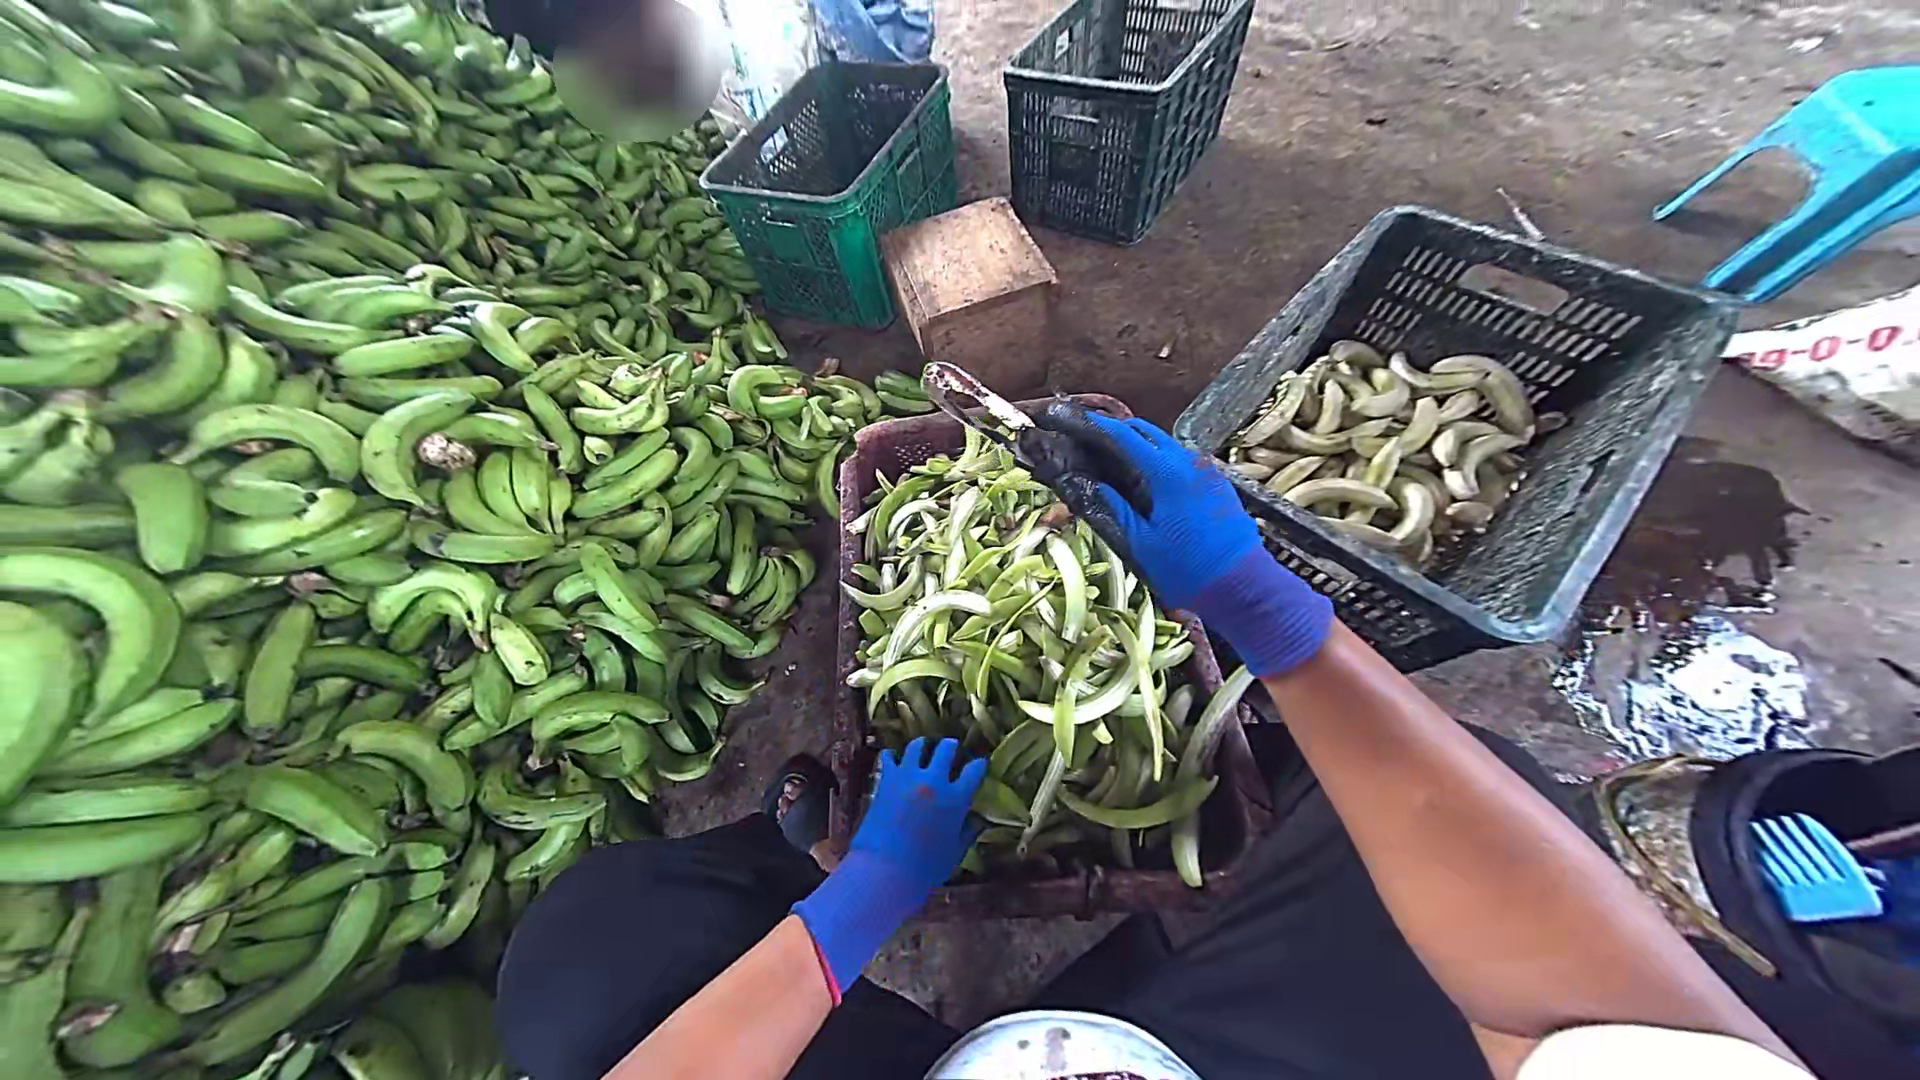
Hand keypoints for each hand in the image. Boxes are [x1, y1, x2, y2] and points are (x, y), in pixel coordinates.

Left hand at [792, 738, 983, 997]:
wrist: (885, 870)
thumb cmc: (925, 868)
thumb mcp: (955, 852)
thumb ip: (968, 832)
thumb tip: (979, 819)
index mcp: (956, 798)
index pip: (974, 769)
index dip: (979, 764)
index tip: (979, 763)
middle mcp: (935, 781)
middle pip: (947, 748)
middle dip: (951, 747)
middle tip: (951, 749)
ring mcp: (909, 776)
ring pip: (918, 745)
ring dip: (923, 746)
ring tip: (924, 749)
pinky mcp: (887, 778)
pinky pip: (889, 757)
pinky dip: (893, 757)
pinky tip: (895, 760)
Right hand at [1025, 401, 1333, 674]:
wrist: (1244, 586)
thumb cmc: (1187, 569)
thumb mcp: (1142, 543)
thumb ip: (1117, 509)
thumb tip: (1093, 485)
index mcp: (1169, 474)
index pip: (1130, 438)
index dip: (1103, 426)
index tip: (1083, 420)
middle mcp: (1192, 465)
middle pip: (1152, 433)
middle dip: (1124, 429)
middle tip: (1097, 435)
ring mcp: (1209, 474)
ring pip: (1171, 447)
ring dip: (1145, 445)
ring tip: (1120, 456)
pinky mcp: (1219, 487)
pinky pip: (1185, 463)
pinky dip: (1163, 460)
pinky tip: (1151, 478)